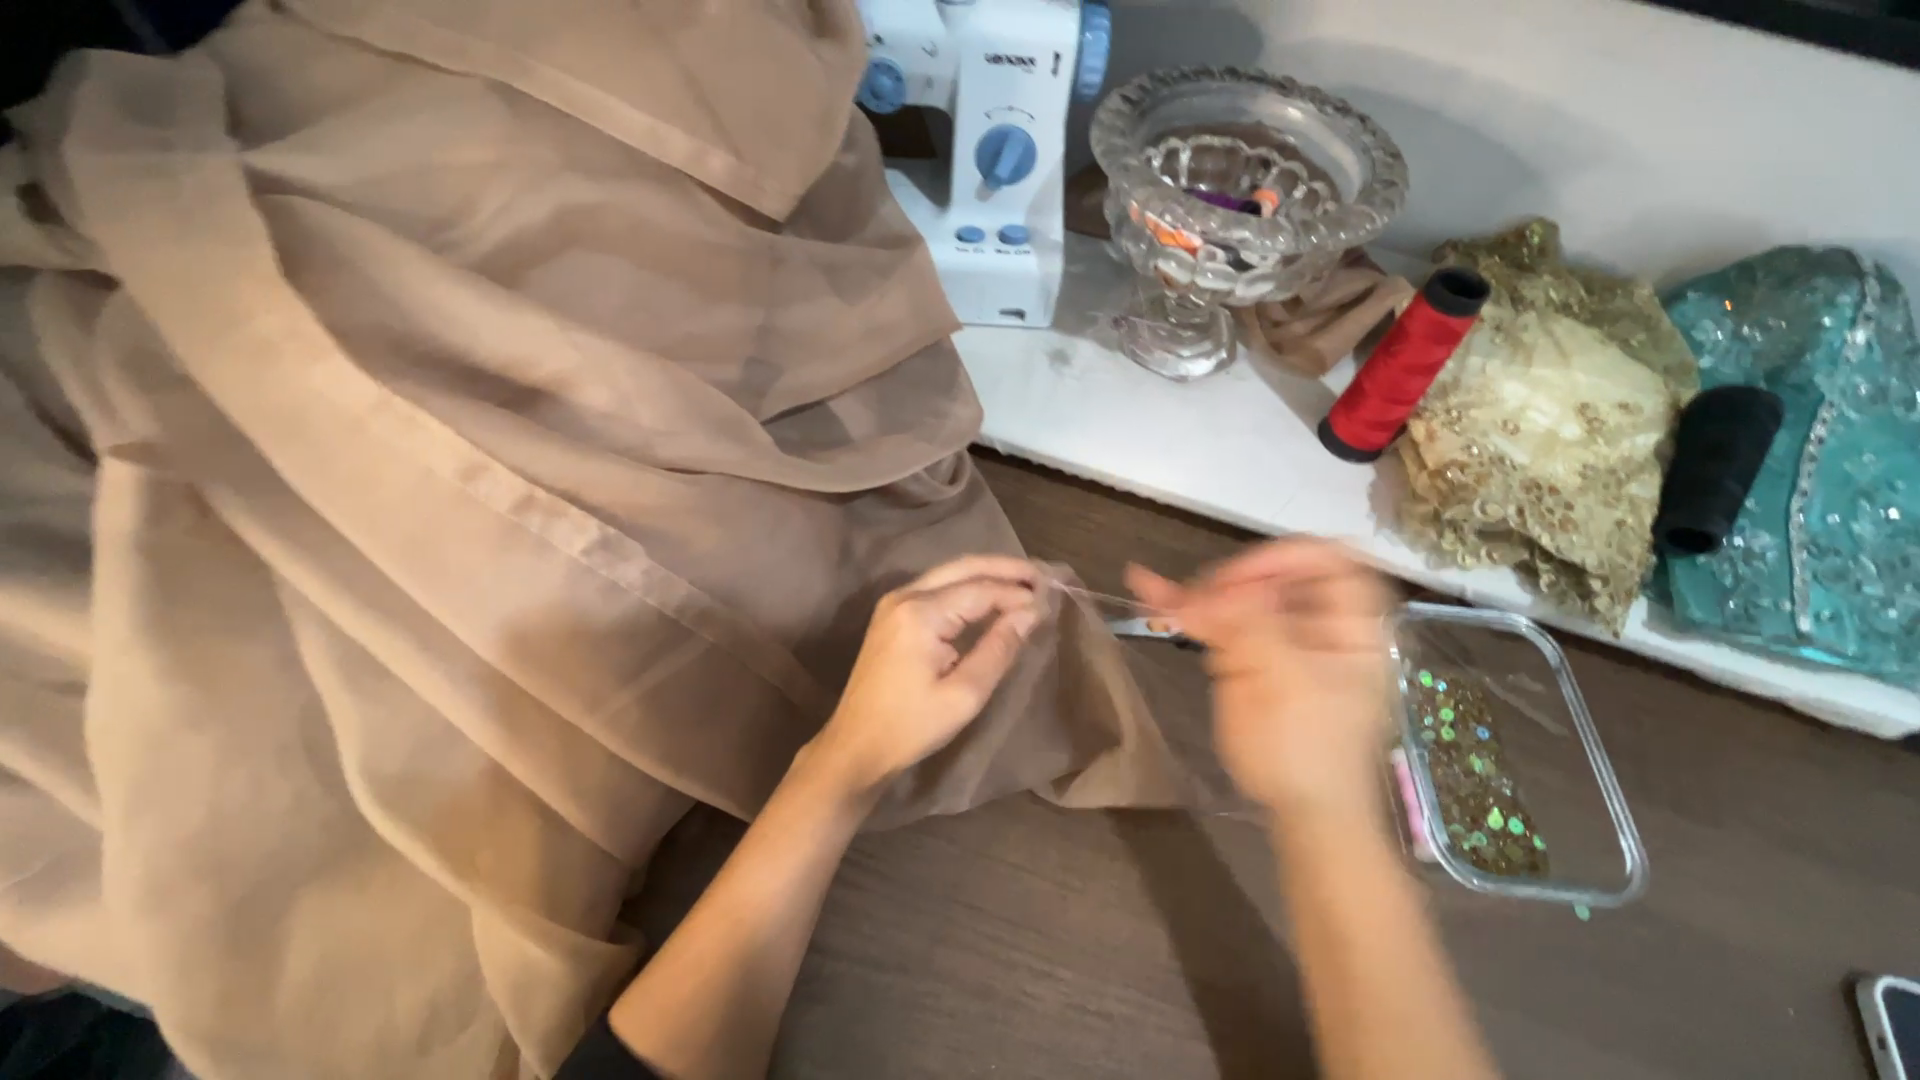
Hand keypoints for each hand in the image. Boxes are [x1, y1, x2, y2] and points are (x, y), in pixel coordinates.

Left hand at [808, 555, 1043, 793]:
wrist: (856, 745)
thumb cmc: (911, 726)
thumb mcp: (964, 694)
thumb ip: (998, 649)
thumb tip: (1030, 614)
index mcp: (920, 613)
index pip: (980, 589)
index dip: (1017, 593)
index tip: (1050, 600)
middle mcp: (905, 596)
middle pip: (963, 568)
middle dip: (1005, 568)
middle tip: (1043, 575)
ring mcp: (894, 603)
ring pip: (949, 574)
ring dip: (987, 575)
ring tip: (1025, 582)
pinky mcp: (892, 616)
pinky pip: (936, 589)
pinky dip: (967, 589)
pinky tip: (991, 598)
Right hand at [1126, 539, 1392, 817]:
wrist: (1305, 815)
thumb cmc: (1309, 753)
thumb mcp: (1285, 686)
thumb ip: (1252, 627)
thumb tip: (1219, 587)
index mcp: (1350, 628)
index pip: (1331, 562)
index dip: (1286, 558)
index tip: (1240, 579)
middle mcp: (1318, 626)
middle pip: (1276, 578)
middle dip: (1231, 581)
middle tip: (1197, 599)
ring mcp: (1282, 642)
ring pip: (1240, 598)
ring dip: (1199, 592)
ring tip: (1156, 592)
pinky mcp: (1251, 661)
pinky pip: (1218, 625)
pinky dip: (1186, 609)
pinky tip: (1150, 590)